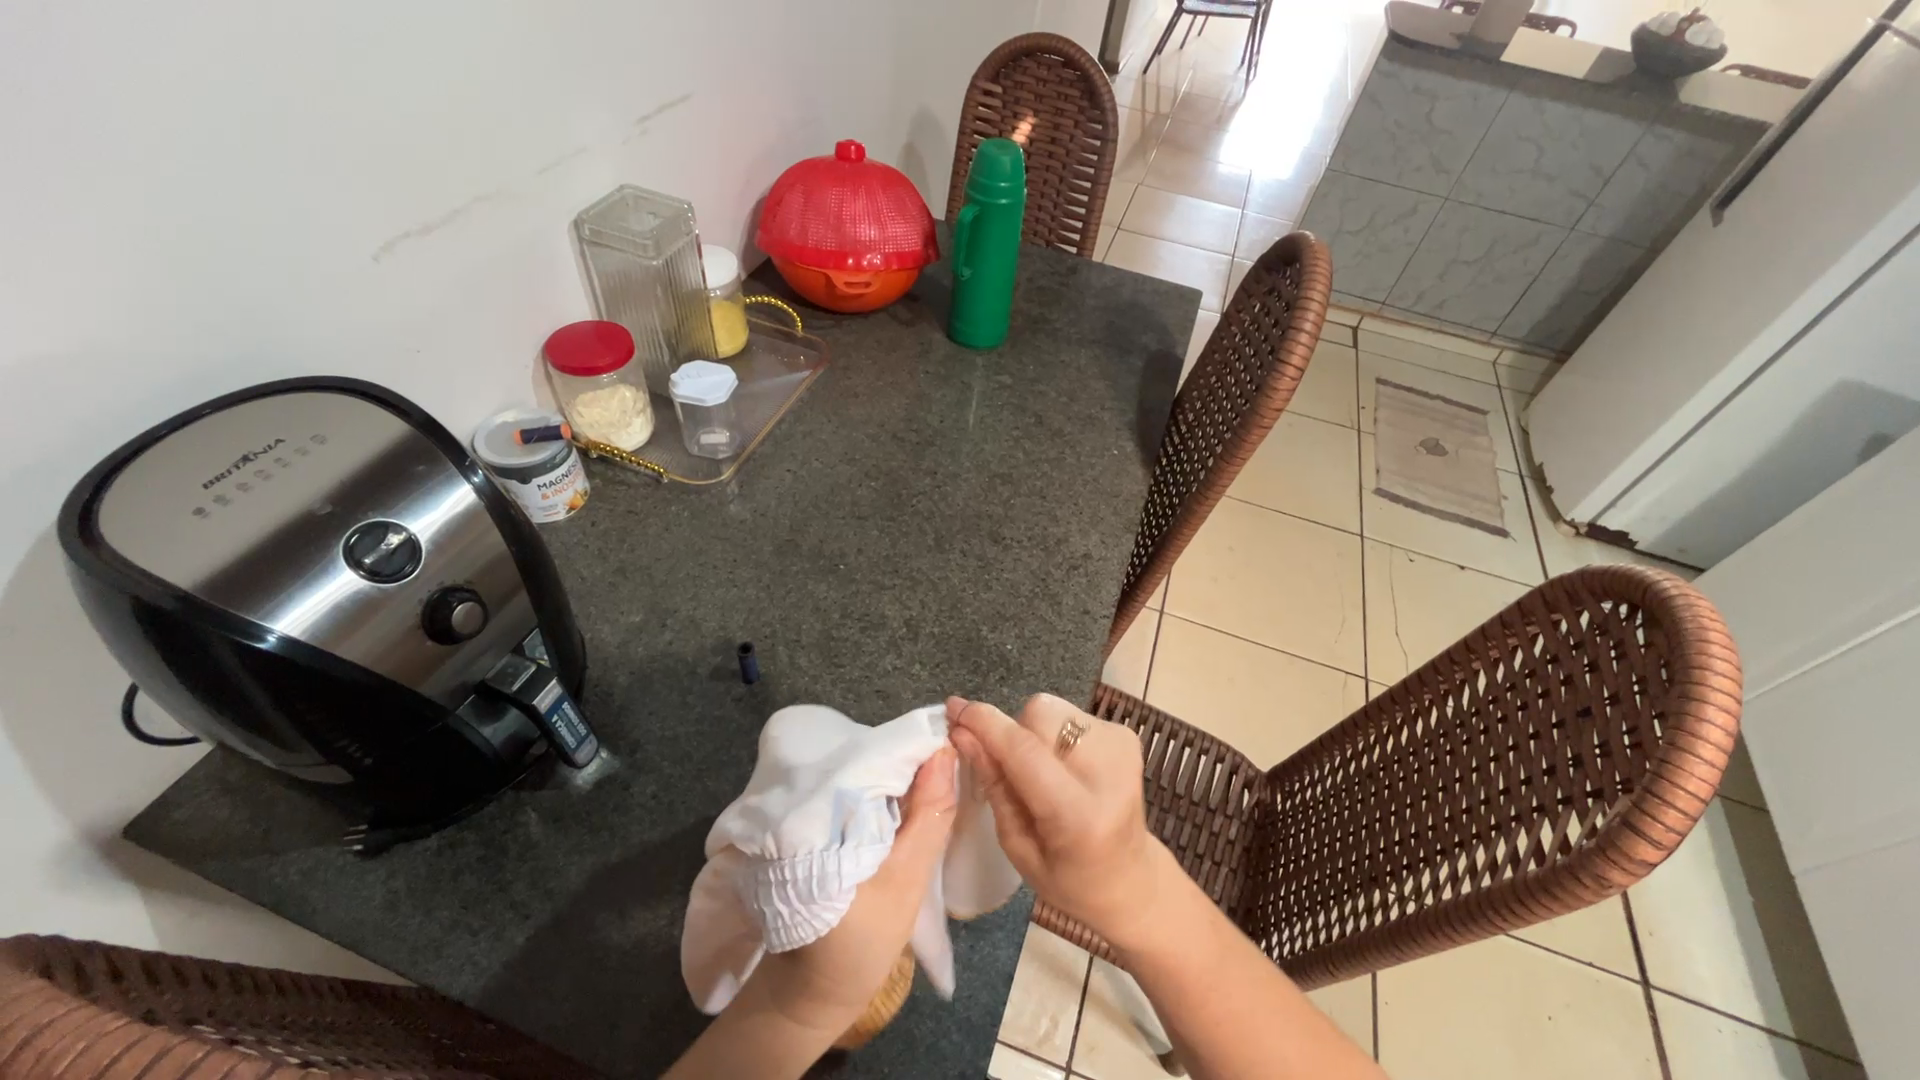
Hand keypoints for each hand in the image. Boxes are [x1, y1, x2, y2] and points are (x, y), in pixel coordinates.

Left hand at [745, 747, 958, 1038]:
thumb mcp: (905, 881)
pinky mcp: (809, 820)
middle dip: (908, 761)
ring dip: (896, 777)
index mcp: (819, 805)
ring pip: (863, 772)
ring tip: (931, 786)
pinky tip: (903, 805)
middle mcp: (804, 795)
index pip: (878, 753)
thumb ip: (928, 816)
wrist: (809, 988)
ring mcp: (802, 806)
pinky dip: (880, 794)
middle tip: (949, 773)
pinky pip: (852, 790)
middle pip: (869, 757)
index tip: (955, 751)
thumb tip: (946, 751)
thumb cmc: (858, 943)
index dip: (919, 749)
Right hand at [946, 694, 1177, 954]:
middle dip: (1012, 731)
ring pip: (1052, 709)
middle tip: (1010, 768)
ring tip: (1041, 771)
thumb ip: (993, 785)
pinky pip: (1069, 715)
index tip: (952, 709)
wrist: (1131, 878)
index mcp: (1079, 814)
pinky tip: (1064, 767)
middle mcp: (1108, 771)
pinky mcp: (1127, 735)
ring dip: (1033, 731)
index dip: (985, 724)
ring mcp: (1122, 747)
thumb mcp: (1018, 846)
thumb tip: (962, 734)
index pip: (1024, 751)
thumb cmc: (1068, 878)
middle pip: (1039, 714)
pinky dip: (1054, 734)